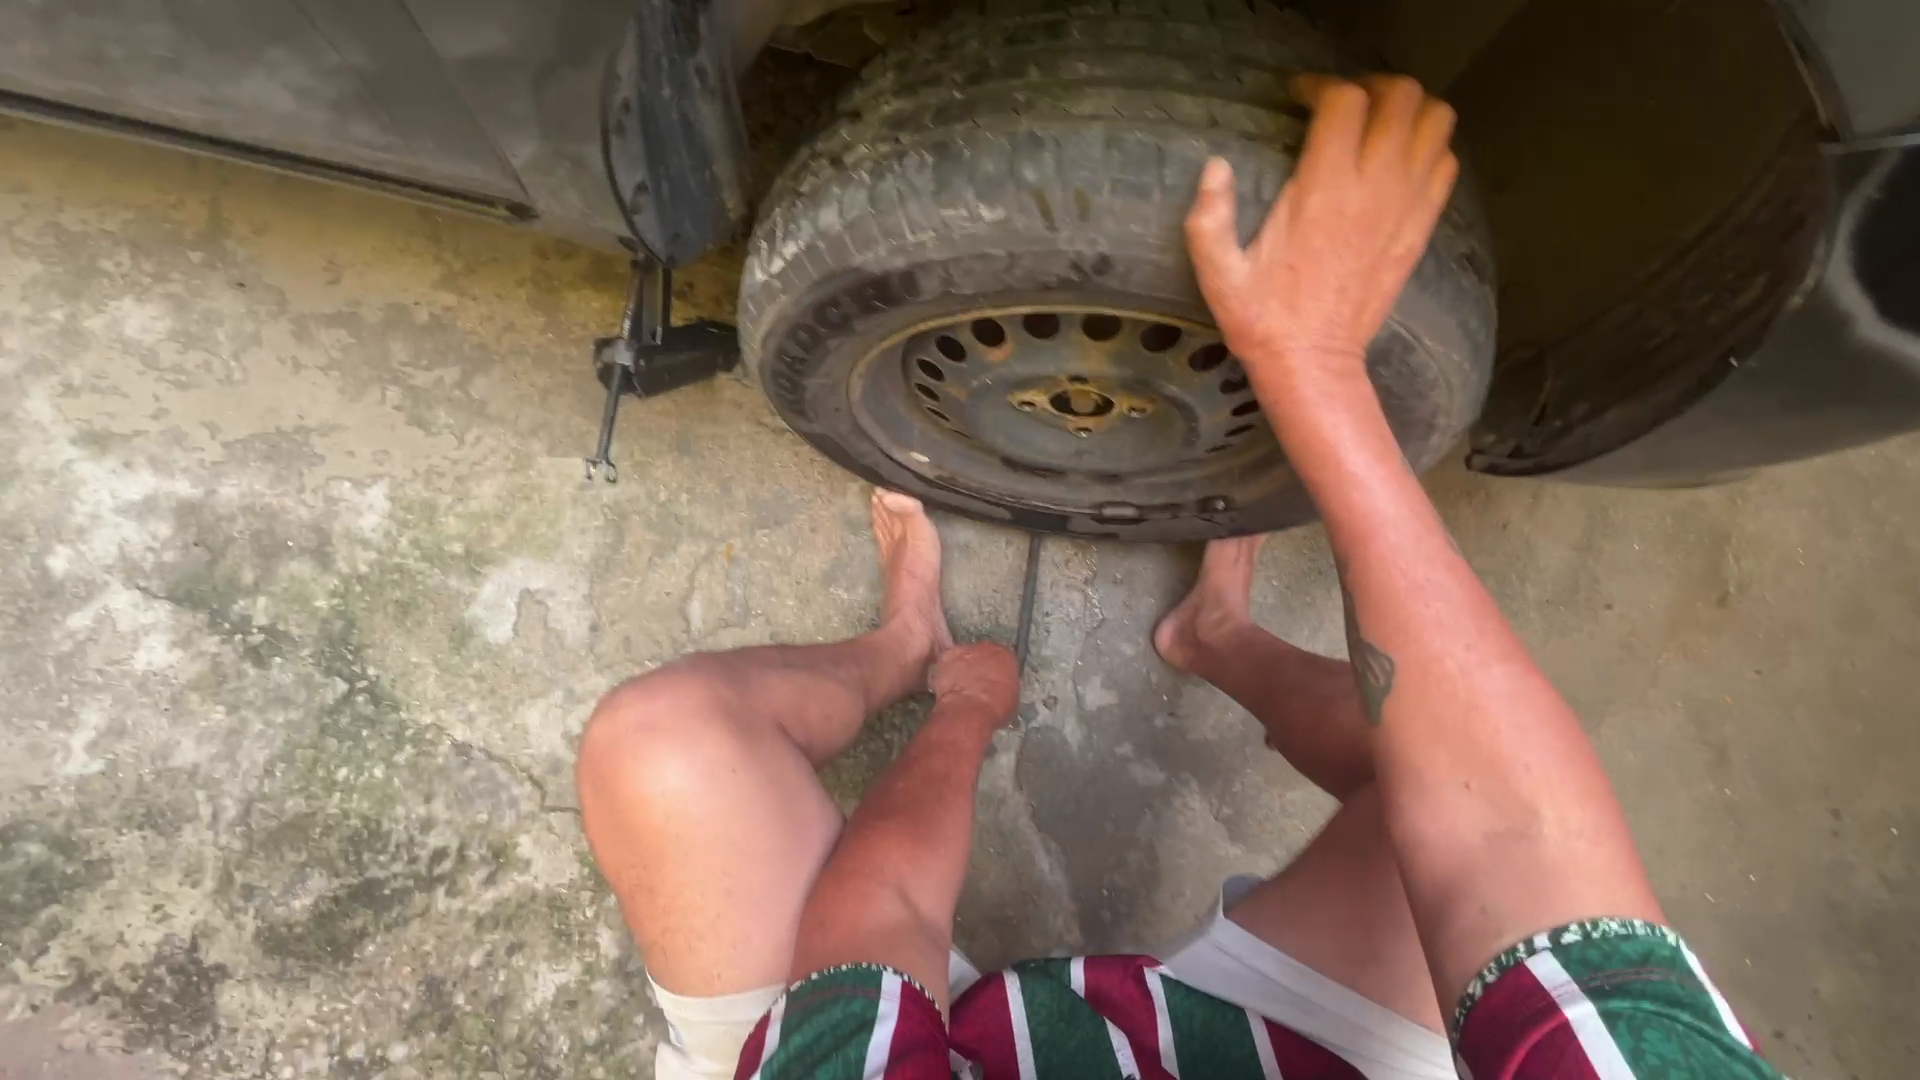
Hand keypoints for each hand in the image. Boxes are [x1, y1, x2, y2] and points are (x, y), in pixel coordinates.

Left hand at [929, 643, 1018, 728]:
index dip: (998, 671)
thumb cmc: (994, 707)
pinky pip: (947, 662)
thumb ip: (1006, 687)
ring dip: (963, 668)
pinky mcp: (947, 657)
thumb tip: (1001, 691)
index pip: (1003, 658)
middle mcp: (987, 648)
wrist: (971, 709)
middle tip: (978, 684)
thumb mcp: (1011, 700)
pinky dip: (947, 671)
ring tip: (962, 686)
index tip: (995, 681)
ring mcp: (965, 651)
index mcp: (1006, 656)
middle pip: (982, 654)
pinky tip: (949, 686)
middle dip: (980, 667)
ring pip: (964, 657)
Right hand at [1184, 75, 1458, 387]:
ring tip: (1378, 125)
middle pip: (1401, 97)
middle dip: (1372, 88)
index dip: (1321, 86)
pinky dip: (1428, 148)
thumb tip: (1214, 167)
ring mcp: (1404, 206)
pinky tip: (1398, 163)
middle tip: (1343, 105)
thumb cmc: (1261, 318)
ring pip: (1436, 121)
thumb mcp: (1217, 274)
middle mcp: (1374, 187)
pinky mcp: (1419, 228)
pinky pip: (1445, 163)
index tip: (1298, 99)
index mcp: (1322, 189)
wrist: (1311, 362)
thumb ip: (1209, 219)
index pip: (1343, 101)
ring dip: (1409, 110)